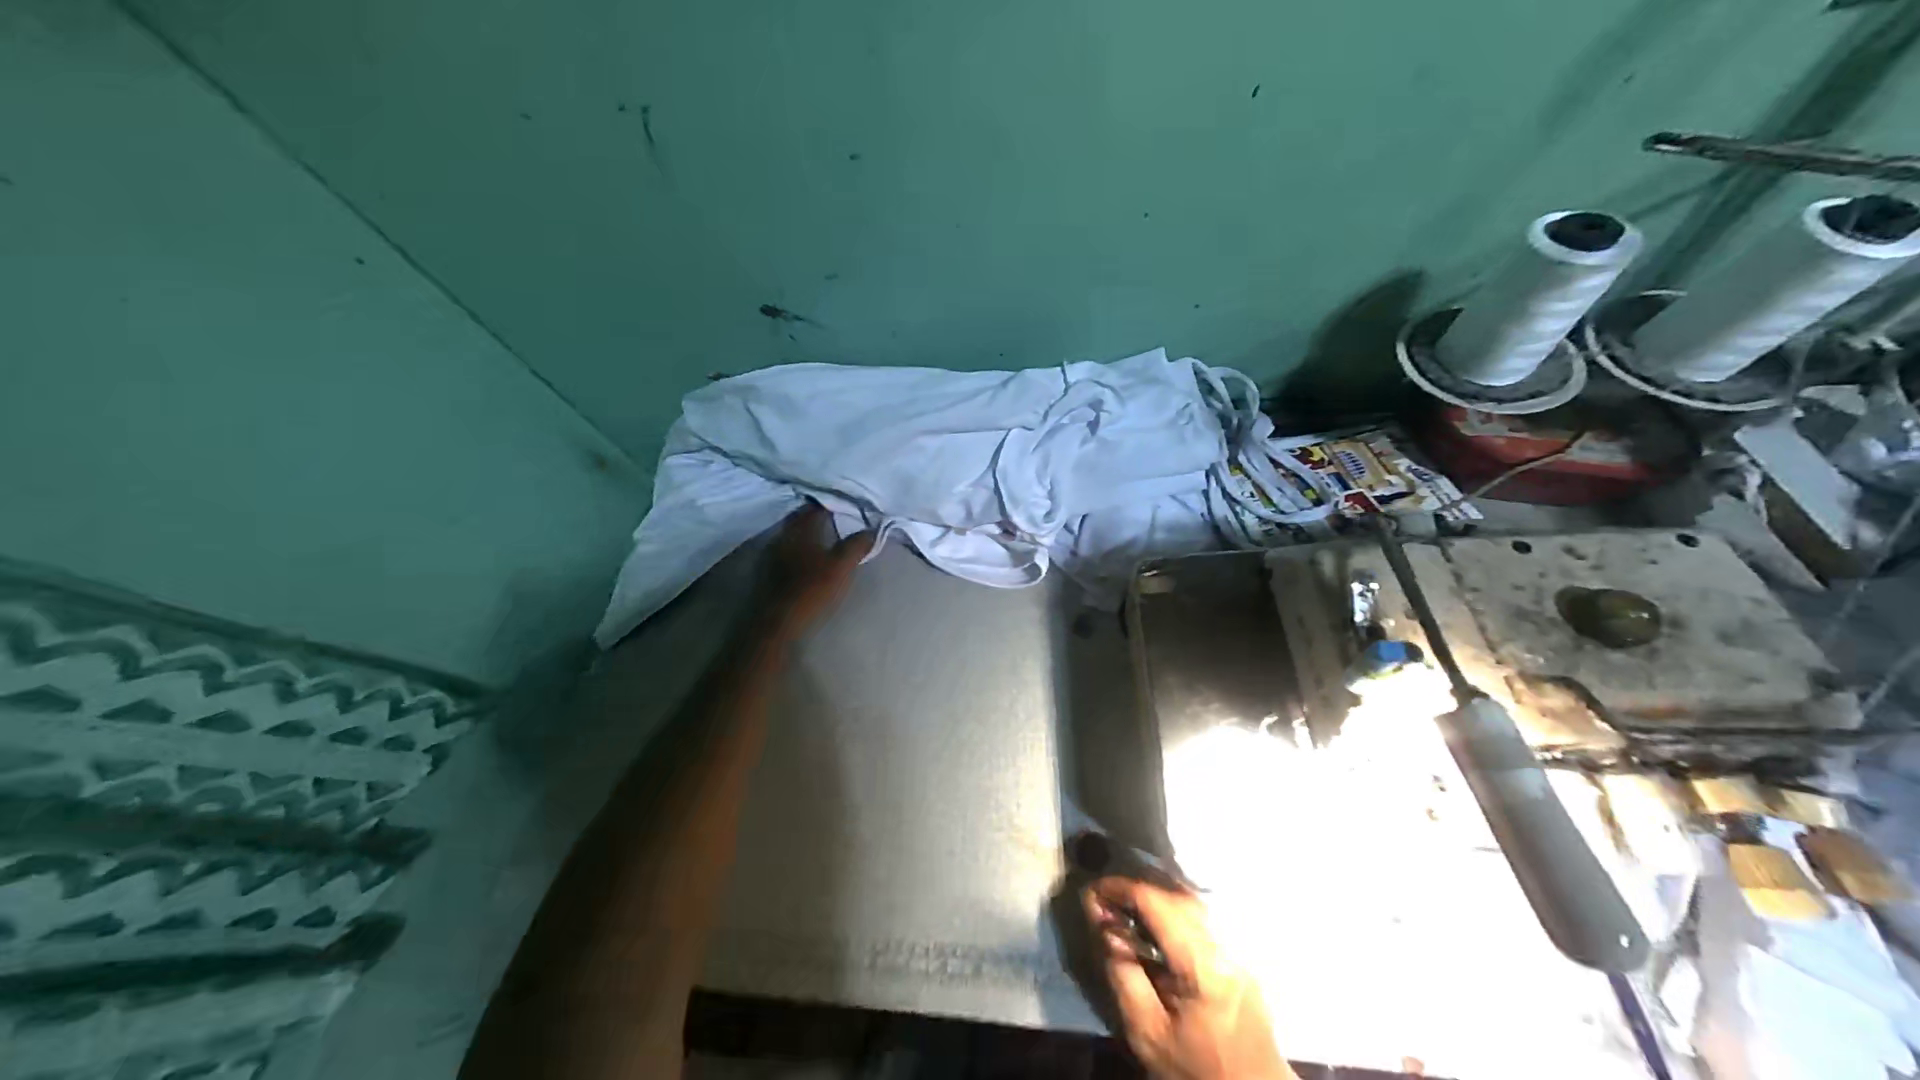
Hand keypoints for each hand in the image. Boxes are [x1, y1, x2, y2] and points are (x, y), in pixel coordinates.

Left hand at [758, 503, 874, 635]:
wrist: (779, 619)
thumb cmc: (812, 588)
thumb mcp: (842, 566)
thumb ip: (857, 545)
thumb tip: (872, 529)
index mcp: (801, 527)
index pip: (817, 506)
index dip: (833, 506)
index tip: (848, 511)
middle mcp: (784, 533)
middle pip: (802, 518)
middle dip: (819, 518)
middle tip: (838, 523)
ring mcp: (772, 551)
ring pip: (793, 533)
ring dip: (808, 534)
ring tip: (825, 540)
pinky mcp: (767, 568)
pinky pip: (786, 548)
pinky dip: (798, 548)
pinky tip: (807, 558)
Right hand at [1082, 877, 1294, 1079]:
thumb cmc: (1196, 1075)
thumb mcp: (1148, 1033)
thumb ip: (1124, 976)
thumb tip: (1107, 929)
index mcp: (1203, 966)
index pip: (1159, 905)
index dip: (1123, 889)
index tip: (1093, 891)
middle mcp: (1225, 949)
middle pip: (1178, 897)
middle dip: (1139, 889)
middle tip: (1106, 898)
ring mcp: (1238, 955)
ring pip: (1193, 906)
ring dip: (1157, 899)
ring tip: (1126, 909)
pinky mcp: (1240, 965)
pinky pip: (1202, 923)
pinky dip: (1173, 914)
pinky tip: (1155, 929)